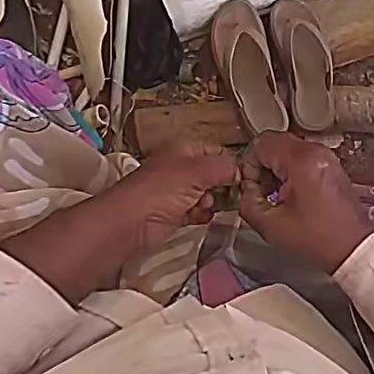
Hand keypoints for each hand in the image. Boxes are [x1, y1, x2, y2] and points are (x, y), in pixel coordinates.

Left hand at [0, 142, 234, 303]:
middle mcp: (178, 167)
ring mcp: (174, 191)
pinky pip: (195, 210)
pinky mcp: (171, 213)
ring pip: (204, 193)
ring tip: (210, 206)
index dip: (230, 163)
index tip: (245, 177)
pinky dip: (202, 214)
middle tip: (230, 194)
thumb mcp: (196, 172)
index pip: (216, 150)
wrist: (128, 224)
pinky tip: (204, 217)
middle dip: (222, 184)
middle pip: (211, 173)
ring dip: (212, 201)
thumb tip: (240, 168)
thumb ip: (223, 167)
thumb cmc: (157, 193)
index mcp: (182, 150)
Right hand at [237, 133, 373, 273]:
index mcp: (301, 160)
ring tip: (274, 195)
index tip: (250, 187)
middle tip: (260, 191)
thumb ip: (247, 201)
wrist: (354, 249)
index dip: (248, 165)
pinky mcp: (330, 165)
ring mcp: (326, 157)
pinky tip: (289, 195)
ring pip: (286, 148)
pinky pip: (300, 157)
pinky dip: (288, 171)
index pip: (261, 143)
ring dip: (274, 168)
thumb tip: (246, 189)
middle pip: (274, 142)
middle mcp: (316, 151)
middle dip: (260, 166)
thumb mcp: (270, 225)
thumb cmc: (318, 240)